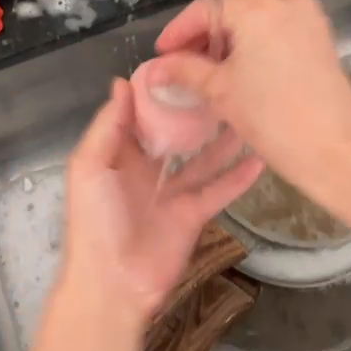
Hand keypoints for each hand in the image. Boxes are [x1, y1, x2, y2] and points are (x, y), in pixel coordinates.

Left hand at [59, 78, 263, 321]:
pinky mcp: (193, 215)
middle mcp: (147, 168)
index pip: (141, 115)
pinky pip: (219, 191)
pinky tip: (260, 158)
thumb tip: (122, 82)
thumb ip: (108, 125)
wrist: (112, 285)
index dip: (160, 92)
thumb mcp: (90, 166)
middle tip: (224, 84)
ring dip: (223, 140)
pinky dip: (239, 177)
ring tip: (248, 114)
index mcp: (119, 154)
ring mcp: (172, 192)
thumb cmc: (95, 220)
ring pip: (203, 159)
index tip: (185, 65)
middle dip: (195, 112)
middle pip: (176, 134)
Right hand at [144, 0, 350, 190]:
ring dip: (230, 39)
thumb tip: (154, 69)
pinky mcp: (321, 37)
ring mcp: (309, 18)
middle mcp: (287, 3)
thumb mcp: (220, 91)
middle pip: (232, 9)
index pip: (206, 9)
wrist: (333, 152)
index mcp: (259, 10)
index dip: (179, 30)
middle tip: (180, 61)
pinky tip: (240, 68)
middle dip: (204, 34)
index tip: (161, 53)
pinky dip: (255, 44)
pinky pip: (277, 30)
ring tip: (207, 68)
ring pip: (256, 19)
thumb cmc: (271, 119)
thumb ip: (184, 70)